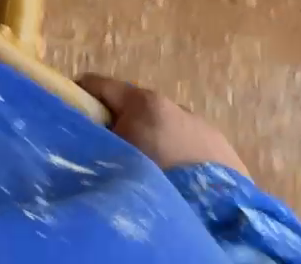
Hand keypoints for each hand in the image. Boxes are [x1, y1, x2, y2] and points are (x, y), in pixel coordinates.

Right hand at [78, 75, 249, 175]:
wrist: (220, 216)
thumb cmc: (155, 176)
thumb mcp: (109, 152)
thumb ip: (93, 133)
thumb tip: (79, 128)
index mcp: (143, 100)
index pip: (96, 83)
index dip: (78, 97)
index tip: (70, 118)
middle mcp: (175, 105)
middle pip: (133, 107)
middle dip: (120, 123)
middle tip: (110, 150)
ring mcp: (206, 129)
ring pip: (165, 127)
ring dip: (152, 141)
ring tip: (149, 171)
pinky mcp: (230, 154)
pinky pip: (191, 147)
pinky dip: (179, 157)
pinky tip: (177, 181)